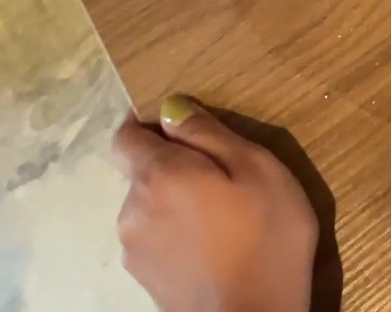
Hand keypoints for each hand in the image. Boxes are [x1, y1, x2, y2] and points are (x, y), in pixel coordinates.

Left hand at [113, 96, 317, 311]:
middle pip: (144, 171)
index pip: (126, 137)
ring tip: (228, 212)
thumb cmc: (265, 234)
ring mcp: (134, 252)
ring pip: (152, 205)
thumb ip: (209, 134)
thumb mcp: (255, 166)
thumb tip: (172, 108)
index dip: (152, 126)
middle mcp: (131, 212)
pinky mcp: (146, 281)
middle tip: (229, 174)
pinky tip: (218, 243)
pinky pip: (158, 236)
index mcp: (156, 176)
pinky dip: (181, 230)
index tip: (191, 129)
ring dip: (180, 199)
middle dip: (178, 165)